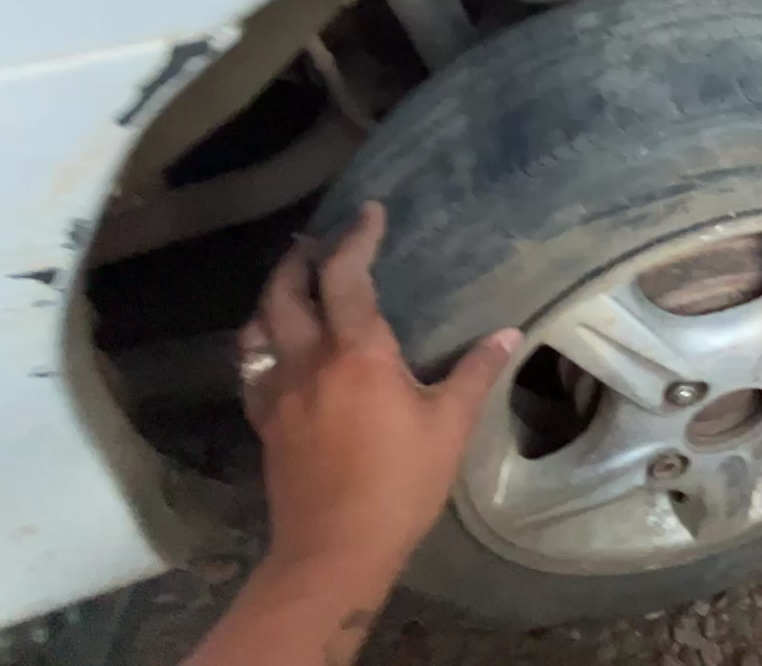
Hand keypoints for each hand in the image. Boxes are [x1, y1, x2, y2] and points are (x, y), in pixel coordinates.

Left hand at [240, 200, 520, 572]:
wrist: (334, 550)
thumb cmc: (400, 481)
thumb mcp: (450, 424)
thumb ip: (476, 372)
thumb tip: (509, 333)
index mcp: (358, 354)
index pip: (347, 278)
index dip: (357, 239)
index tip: (369, 212)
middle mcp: (310, 362)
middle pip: (285, 294)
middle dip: (300, 259)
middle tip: (318, 241)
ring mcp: (279, 393)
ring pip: (258, 328)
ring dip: (274, 296)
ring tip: (293, 282)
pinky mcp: (266, 422)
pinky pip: (252, 367)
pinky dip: (261, 341)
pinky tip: (277, 345)